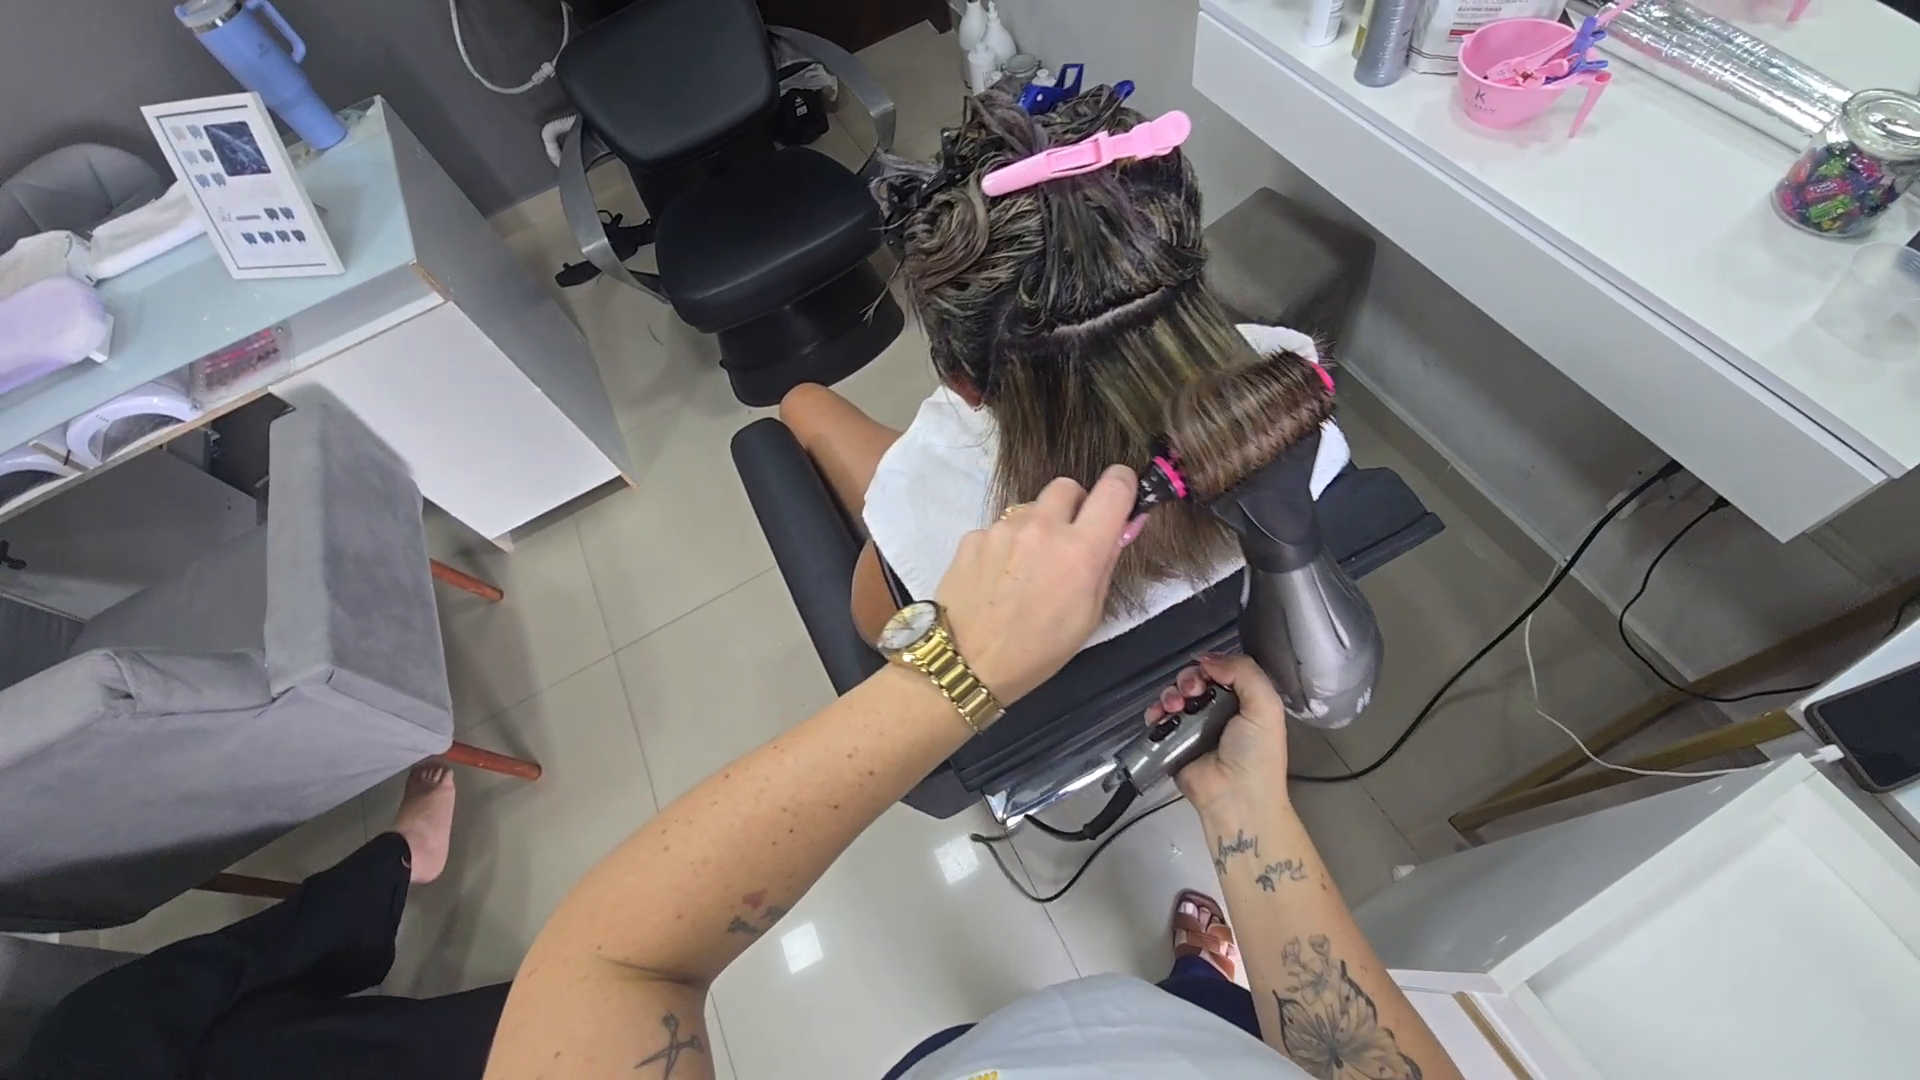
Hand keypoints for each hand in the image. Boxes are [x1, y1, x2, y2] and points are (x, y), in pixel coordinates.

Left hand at [936, 466, 1143, 703]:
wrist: (966, 664)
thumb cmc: (1038, 651)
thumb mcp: (1089, 615)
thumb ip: (1105, 563)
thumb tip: (1119, 526)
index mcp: (1080, 550)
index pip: (1115, 487)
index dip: (1122, 485)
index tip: (1118, 496)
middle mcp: (1041, 528)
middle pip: (1067, 487)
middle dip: (1073, 507)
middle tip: (1067, 541)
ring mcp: (1002, 529)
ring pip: (1029, 508)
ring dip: (1035, 527)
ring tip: (1025, 570)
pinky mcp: (972, 536)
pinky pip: (998, 529)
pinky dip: (1003, 546)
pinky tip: (996, 579)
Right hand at [1146, 654, 1290, 817]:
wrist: (1235, 798)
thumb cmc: (1256, 754)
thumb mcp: (1265, 707)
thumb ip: (1244, 672)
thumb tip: (1206, 658)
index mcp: (1243, 701)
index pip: (1220, 670)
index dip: (1210, 666)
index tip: (1205, 673)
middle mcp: (1217, 710)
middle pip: (1193, 679)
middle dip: (1187, 679)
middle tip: (1190, 693)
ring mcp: (1192, 726)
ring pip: (1173, 695)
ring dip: (1169, 694)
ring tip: (1174, 707)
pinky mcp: (1172, 742)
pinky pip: (1157, 718)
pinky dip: (1154, 712)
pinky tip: (1158, 717)